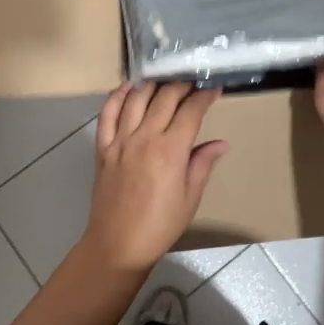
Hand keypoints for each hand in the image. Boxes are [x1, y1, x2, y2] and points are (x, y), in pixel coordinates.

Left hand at [82, 81, 227, 272]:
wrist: (118, 244)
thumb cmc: (160, 225)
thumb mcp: (190, 198)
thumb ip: (202, 164)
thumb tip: (220, 143)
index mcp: (171, 151)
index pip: (191, 111)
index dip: (204, 96)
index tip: (214, 88)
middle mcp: (145, 138)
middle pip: (164, 98)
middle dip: (181, 85)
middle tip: (193, 83)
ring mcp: (120, 141)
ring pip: (136, 99)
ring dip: (153, 84)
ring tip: (165, 80)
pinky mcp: (103, 148)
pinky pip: (107, 114)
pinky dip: (117, 96)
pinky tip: (128, 87)